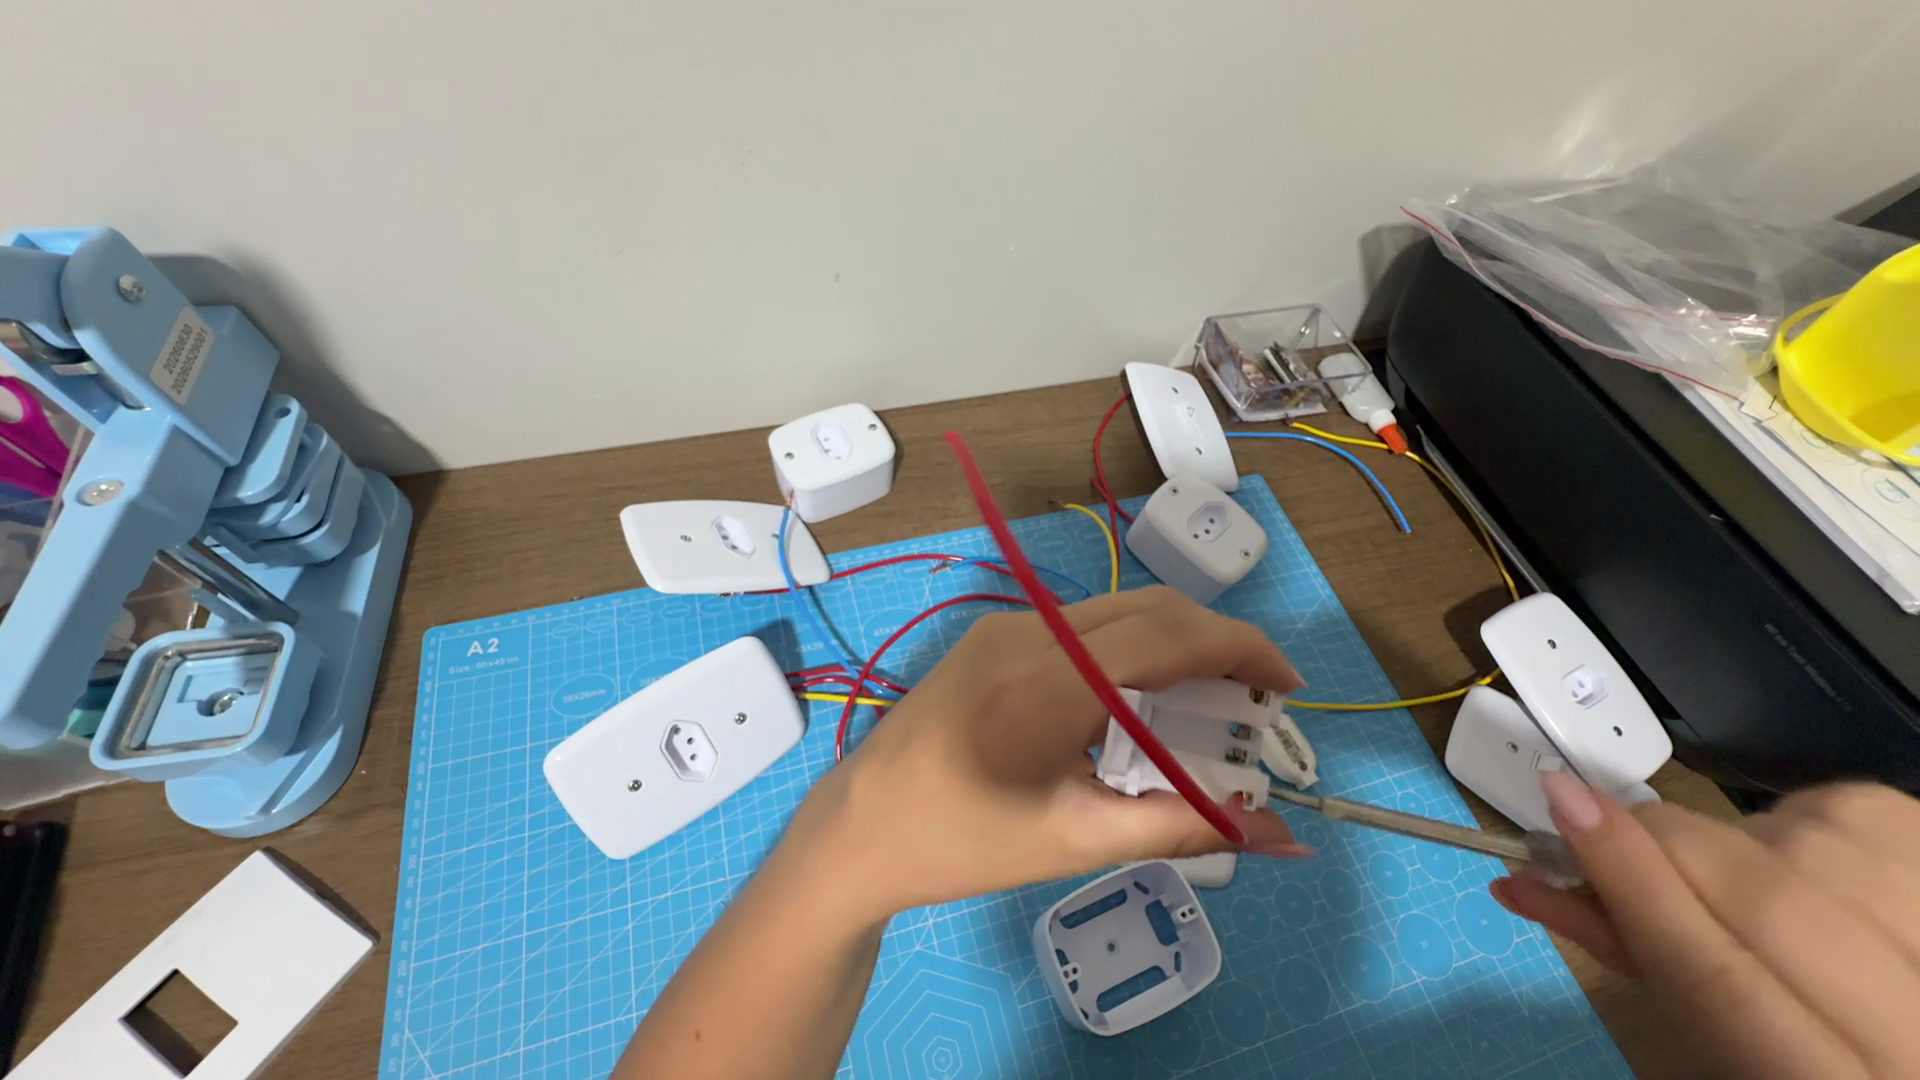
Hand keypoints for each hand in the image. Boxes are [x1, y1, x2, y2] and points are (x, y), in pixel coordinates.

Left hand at [781, 586, 1310, 922]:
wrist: (857, 828)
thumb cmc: (961, 842)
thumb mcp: (1076, 840)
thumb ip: (1183, 827)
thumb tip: (1282, 835)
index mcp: (1047, 679)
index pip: (1168, 634)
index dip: (1240, 647)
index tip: (1287, 685)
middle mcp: (1027, 632)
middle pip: (1146, 610)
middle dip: (1214, 643)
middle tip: (1254, 702)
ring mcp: (1003, 628)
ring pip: (1114, 613)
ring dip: (1172, 644)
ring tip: (1206, 703)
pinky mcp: (990, 638)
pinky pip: (1080, 628)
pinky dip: (1129, 651)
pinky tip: (1137, 700)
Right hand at [1493, 772, 1919, 1078]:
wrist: (1906, 1025)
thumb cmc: (1778, 1031)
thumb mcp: (1696, 1017)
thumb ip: (1613, 942)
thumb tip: (1513, 876)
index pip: (1717, 978)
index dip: (1630, 878)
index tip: (1557, 796)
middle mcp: (1918, 1033)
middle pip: (1765, 902)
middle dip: (1662, 847)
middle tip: (1614, 838)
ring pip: (1804, 844)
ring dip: (1740, 841)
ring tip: (1749, 879)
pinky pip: (1857, 809)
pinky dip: (1806, 822)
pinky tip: (1820, 863)